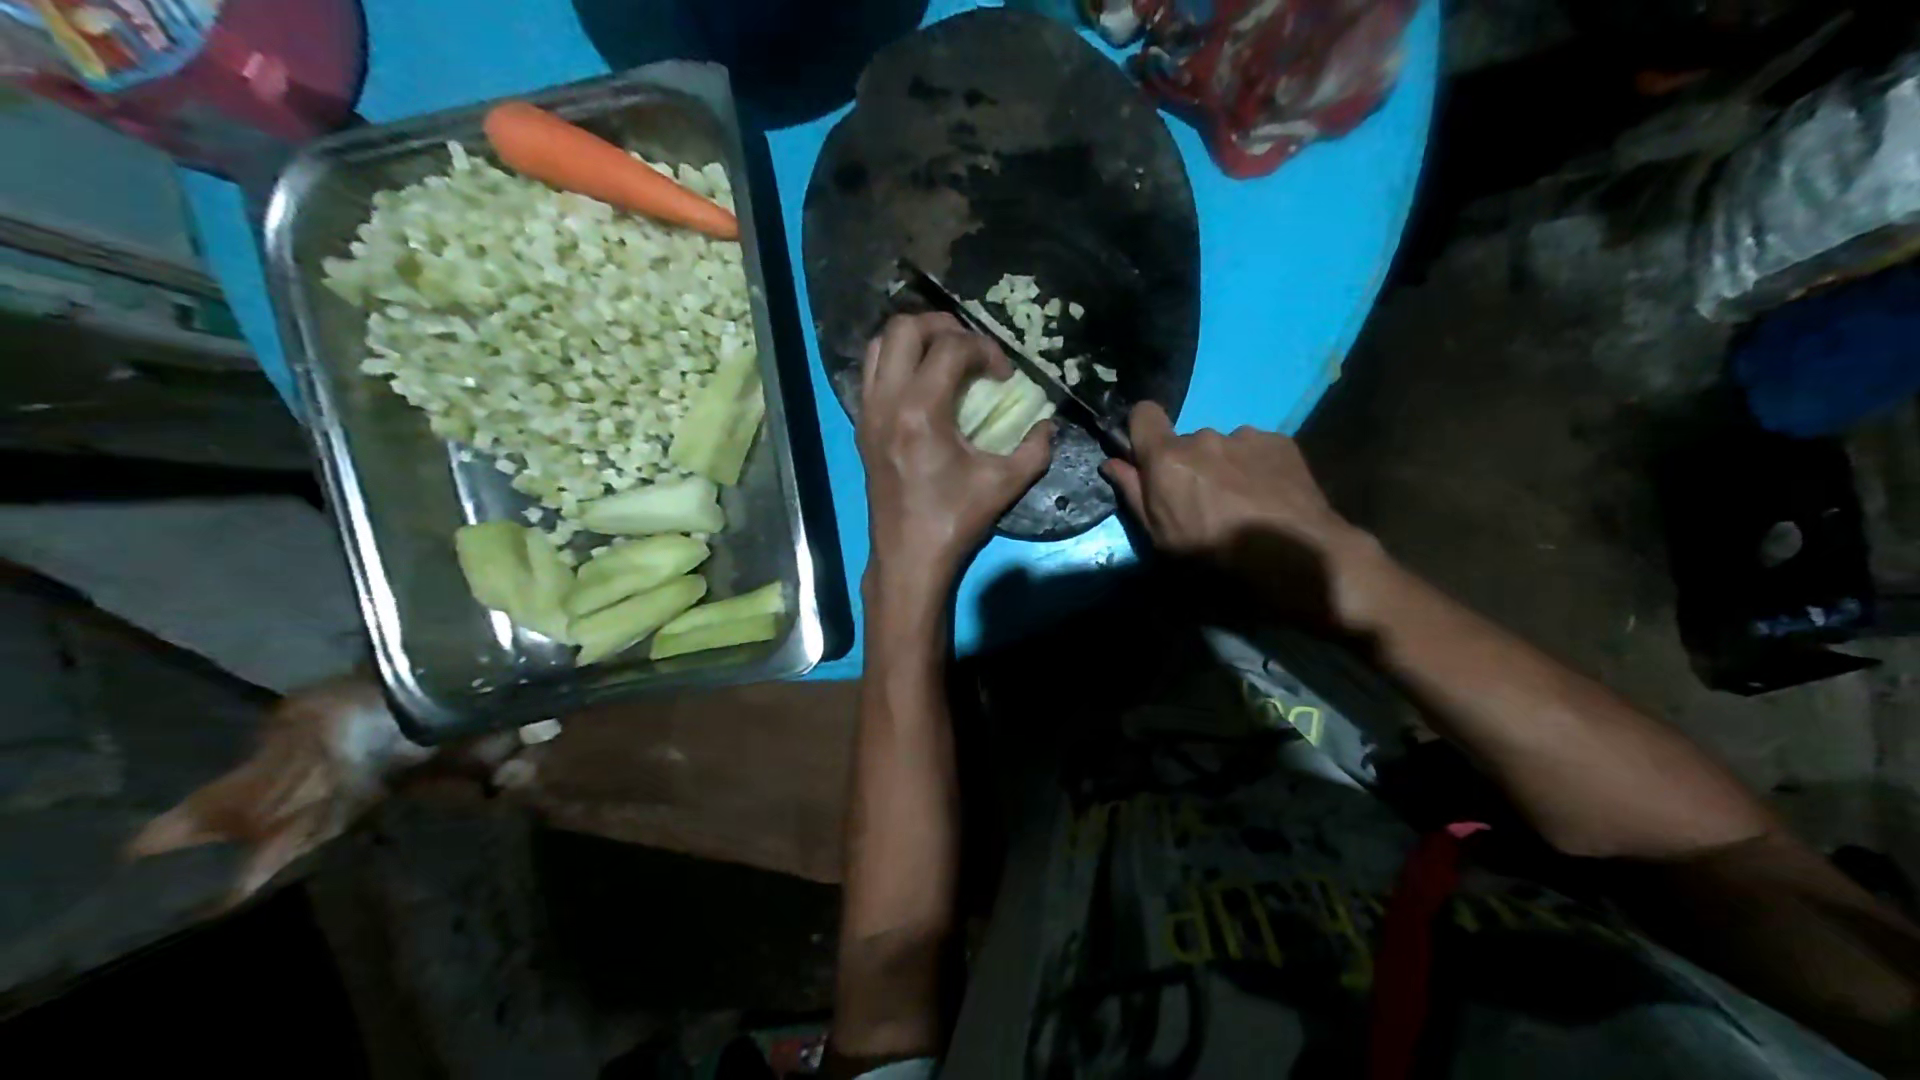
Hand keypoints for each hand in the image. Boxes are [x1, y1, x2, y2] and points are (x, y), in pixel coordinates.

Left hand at [857, 314, 1053, 601]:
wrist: (909, 556)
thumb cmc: (955, 520)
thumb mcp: (1006, 483)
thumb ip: (1035, 447)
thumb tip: (1047, 423)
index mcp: (920, 411)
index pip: (951, 347)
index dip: (985, 348)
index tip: (1004, 374)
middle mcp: (886, 402)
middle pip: (904, 328)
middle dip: (944, 326)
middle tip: (971, 348)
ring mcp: (867, 412)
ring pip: (880, 345)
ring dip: (915, 339)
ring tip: (945, 356)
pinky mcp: (862, 426)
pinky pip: (872, 372)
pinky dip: (897, 362)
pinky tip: (924, 383)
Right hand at [1102, 402, 1381, 623]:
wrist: (1293, 558)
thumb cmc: (1214, 555)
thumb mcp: (1161, 537)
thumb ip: (1134, 493)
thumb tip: (1112, 462)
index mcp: (1167, 458)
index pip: (1143, 413)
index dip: (1142, 430)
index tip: (1148, 456)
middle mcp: (1203, 437)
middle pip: (1185, 441)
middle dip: (1189, 464)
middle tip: (1204, 501)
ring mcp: (1244, 436)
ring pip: (1222, 446)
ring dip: (1224, 466)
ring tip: (1243, 502)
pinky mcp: (1279, 442)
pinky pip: (1255, 448)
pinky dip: (1254, 466)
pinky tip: (1268, 495)